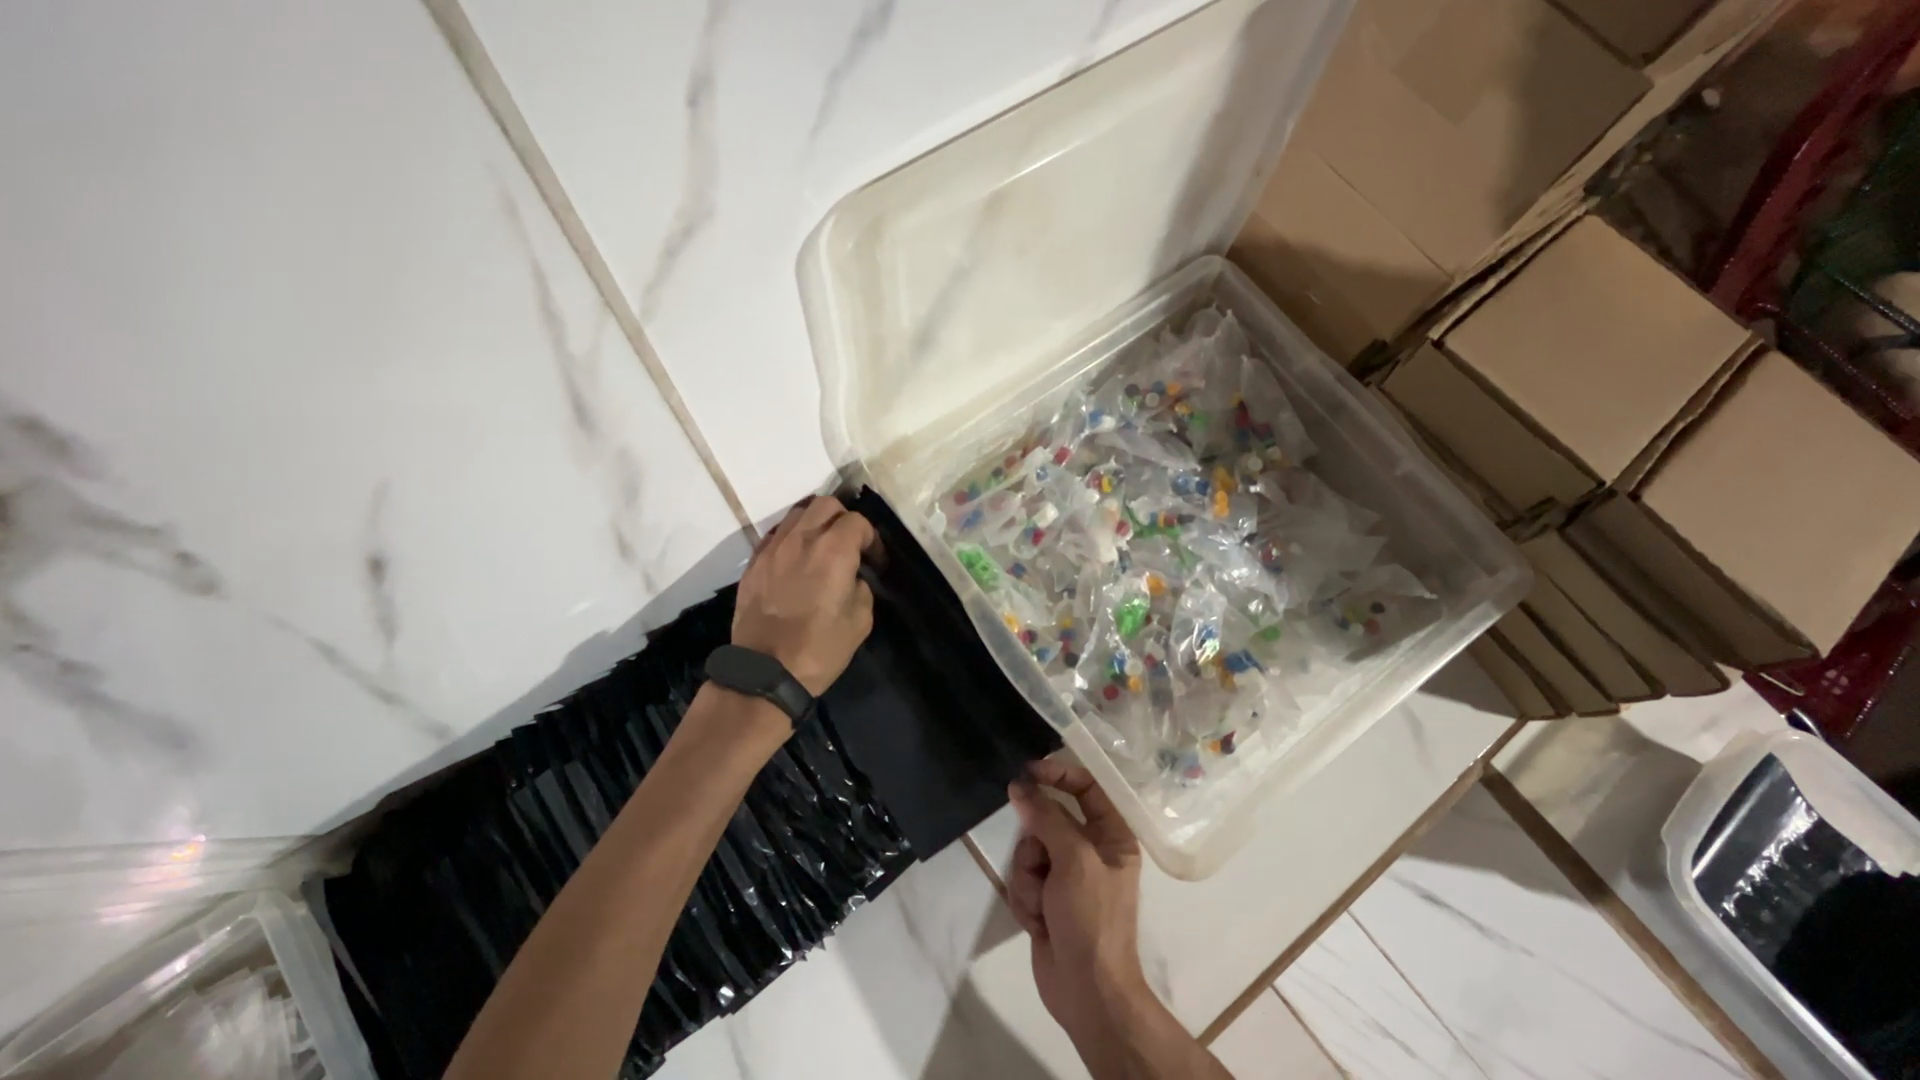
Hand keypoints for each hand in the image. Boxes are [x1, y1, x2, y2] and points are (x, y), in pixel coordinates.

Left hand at [733, 496, 877, 696]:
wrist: (765, 671)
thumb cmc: (819, 649)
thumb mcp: (860, 621)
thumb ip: (861, 588)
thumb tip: (853, 578)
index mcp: (833, 551)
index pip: (857, 522)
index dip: (871, 539)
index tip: (874, 561)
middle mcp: (801, 539)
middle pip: (825, 505)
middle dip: (843, 520)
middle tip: (849, 546)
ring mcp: (773, 548)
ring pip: (797, 515)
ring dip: (815, 524)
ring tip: (821, 549)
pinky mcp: (753, 563)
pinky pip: (776, 536)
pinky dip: (791, 539)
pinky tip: (796, 562)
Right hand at [1005, 760, 1151, 1044]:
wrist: (1086, 989)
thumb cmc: (1092, 918)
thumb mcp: (1073, 860)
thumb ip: (1046, 818)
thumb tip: (1020, 786)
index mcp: (1113, 837)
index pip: (1087, 788)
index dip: (1058, 775)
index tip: (1026, 772)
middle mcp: (1091, 851)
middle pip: (1046, 821)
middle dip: (1035, 847)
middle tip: (1042, 869)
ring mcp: (1067, 877)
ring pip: (1028, 852)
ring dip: (1029, 879)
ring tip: (1043, 906)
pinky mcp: (1047, 900)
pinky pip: (1023, 880)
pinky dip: (1026, 900)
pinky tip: (1038, 923)